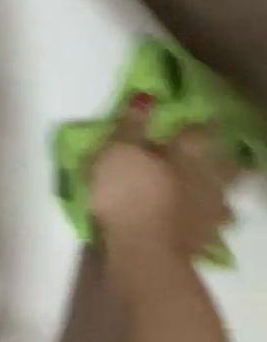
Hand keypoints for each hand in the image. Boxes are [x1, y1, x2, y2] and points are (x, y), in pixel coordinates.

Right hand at [91, 126, 232, 260]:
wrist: (145, 246)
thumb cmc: (128, 190)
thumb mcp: (118, 152)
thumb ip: (132, 126)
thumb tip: (148, 95)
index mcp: (189, 155)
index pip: (198, 131)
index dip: (198, 120)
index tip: (198, 112)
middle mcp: (209, 179)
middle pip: (221, 162)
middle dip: (219, 153)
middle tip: (215, 147)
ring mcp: (213, 209)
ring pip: (223, 191)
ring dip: (220, 185)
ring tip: (211, 183)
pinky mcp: (206, 233)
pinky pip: (214, 217)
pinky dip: (209, 212)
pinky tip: (203, 214)